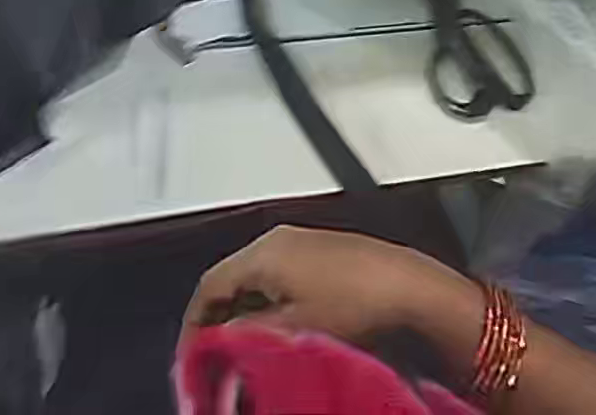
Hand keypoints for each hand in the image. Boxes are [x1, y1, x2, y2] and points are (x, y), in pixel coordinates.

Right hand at [183, 226, 477, 345]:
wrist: (402, 282)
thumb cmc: (352, 301)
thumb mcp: (294, 328)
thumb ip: (250, 333)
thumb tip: (223, 340)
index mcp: (263, 253)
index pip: (210, 284)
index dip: (196, 321)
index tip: (192, 353)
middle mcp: (274, 240)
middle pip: (229, 277)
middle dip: (218, 316)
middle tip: (216, 355)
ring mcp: (295, 242)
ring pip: (252, 277)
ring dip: (242, 310)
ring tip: (244, 348)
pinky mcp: (313, 250)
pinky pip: (273, 274)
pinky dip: (264, 300)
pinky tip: (276, 327)